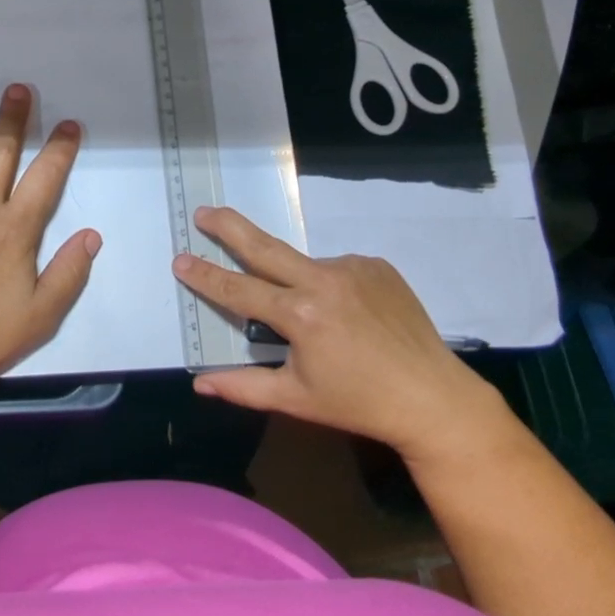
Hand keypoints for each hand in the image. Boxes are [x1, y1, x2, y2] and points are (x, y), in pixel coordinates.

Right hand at [173, 207, 503, 463]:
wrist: (434, 398)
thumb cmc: (358, 403)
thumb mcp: (297, 399)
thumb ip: (243, 387)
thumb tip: (199, 383)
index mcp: (300, 315)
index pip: (238, 289)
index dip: (205, 275)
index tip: (180, 259)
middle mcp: (323, 281)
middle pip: (264, 247)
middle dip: (229, 227)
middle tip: (204, 212)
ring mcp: (353, 268)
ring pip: (305, 265)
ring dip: (294, 280)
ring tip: (318, 321)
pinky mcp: (378, 265)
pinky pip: (338, 269)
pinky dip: (330, 285)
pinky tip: (347, 314)